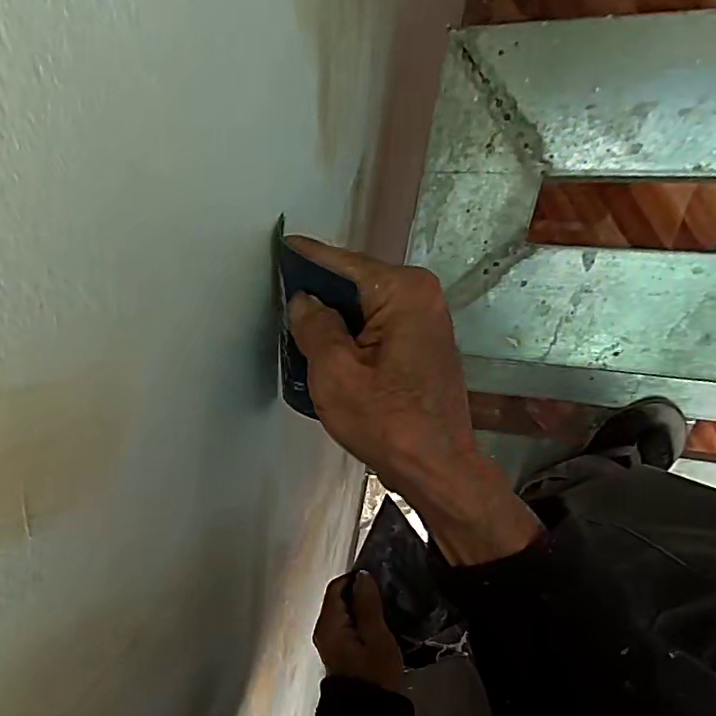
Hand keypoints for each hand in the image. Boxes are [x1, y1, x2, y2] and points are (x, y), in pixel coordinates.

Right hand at [286, 236, 541, 563]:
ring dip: (332, 323)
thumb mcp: (335, 374)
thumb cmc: (388, 424)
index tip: (279, 247)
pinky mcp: (422, 347)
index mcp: (403, 292)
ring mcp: (425, 322)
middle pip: (354, 285)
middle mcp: (421, 296)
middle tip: (281, 312)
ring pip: (363, 310)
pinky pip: (376, 330)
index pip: (341, 264)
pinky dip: (350, 339)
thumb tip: (304, 302)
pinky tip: (326, 357)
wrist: (437, 468)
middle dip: (318, 298)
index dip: (305, 260)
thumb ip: (315, 328)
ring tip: (296, 338)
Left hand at [313, 571, 404, 690]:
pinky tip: (377, 622)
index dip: (354, 579)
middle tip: (385, 592)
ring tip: (385, 605)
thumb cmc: (375, 674)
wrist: (368, 712)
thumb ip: (368, 605)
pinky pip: (345, 623)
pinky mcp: (337, 649)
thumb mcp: (377, 637)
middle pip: (337, 598)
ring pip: (342, 611)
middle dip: (358, 591)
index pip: (335, 588)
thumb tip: (362, 576)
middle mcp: (322, 629)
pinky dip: (358, 618)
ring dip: (360, 605)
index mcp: (328, 625)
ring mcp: (328, 640)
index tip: (378, 579)